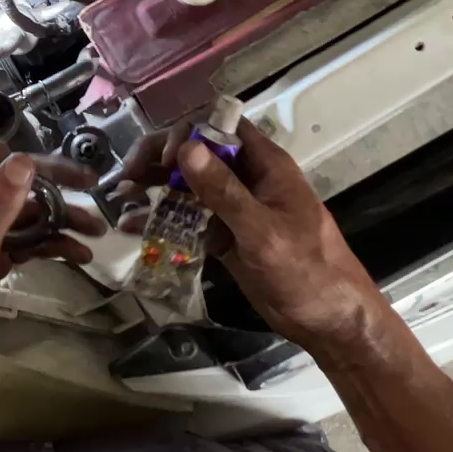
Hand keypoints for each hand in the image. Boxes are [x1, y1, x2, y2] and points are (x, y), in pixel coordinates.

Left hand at [0, 131, 103, 397]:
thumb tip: (23, 159)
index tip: (26, 169)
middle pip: (6, 180)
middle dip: (47, 183)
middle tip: (89, 185)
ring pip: (21, 214)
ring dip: (57, 219)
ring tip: (96, 230)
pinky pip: (24, 242)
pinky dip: (49, 245)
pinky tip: (78, 254)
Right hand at [115, 120, 394, 354]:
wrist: (330, 324)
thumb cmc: (307, 271)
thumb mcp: (263, 231)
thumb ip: (223, 191)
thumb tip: (185, 149)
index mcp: (264, 165)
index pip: (220, 127)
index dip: (187, 134)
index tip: (164, 160)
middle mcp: (246, 179)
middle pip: (197, 153)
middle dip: (159, 158)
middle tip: (127, 176)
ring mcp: (233, 208)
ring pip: (187, 184)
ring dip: (155, 186)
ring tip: (122, 194)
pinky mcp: (224, 236)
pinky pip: (188, 218)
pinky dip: (162, 218)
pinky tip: (133, 223)